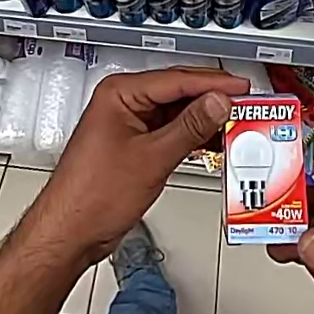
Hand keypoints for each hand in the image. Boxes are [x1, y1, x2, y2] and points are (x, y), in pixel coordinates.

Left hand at [0, 68, 245, 313]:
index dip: (214, 82)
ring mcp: (130, 122)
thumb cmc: (90, 197)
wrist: (68, 234)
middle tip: (245, 104)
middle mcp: (124, 101)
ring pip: (177, 111)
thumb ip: (189, 127)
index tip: (241, 86)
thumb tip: (217, 102)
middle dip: (213, 99)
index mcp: (120, 92)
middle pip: (179, 91)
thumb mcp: (151, 158)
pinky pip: (171, 129)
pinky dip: (193, 135)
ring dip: (205, 119)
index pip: (177, 79)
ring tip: (235, 124)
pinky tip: (213, 141)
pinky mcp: (135, 142)